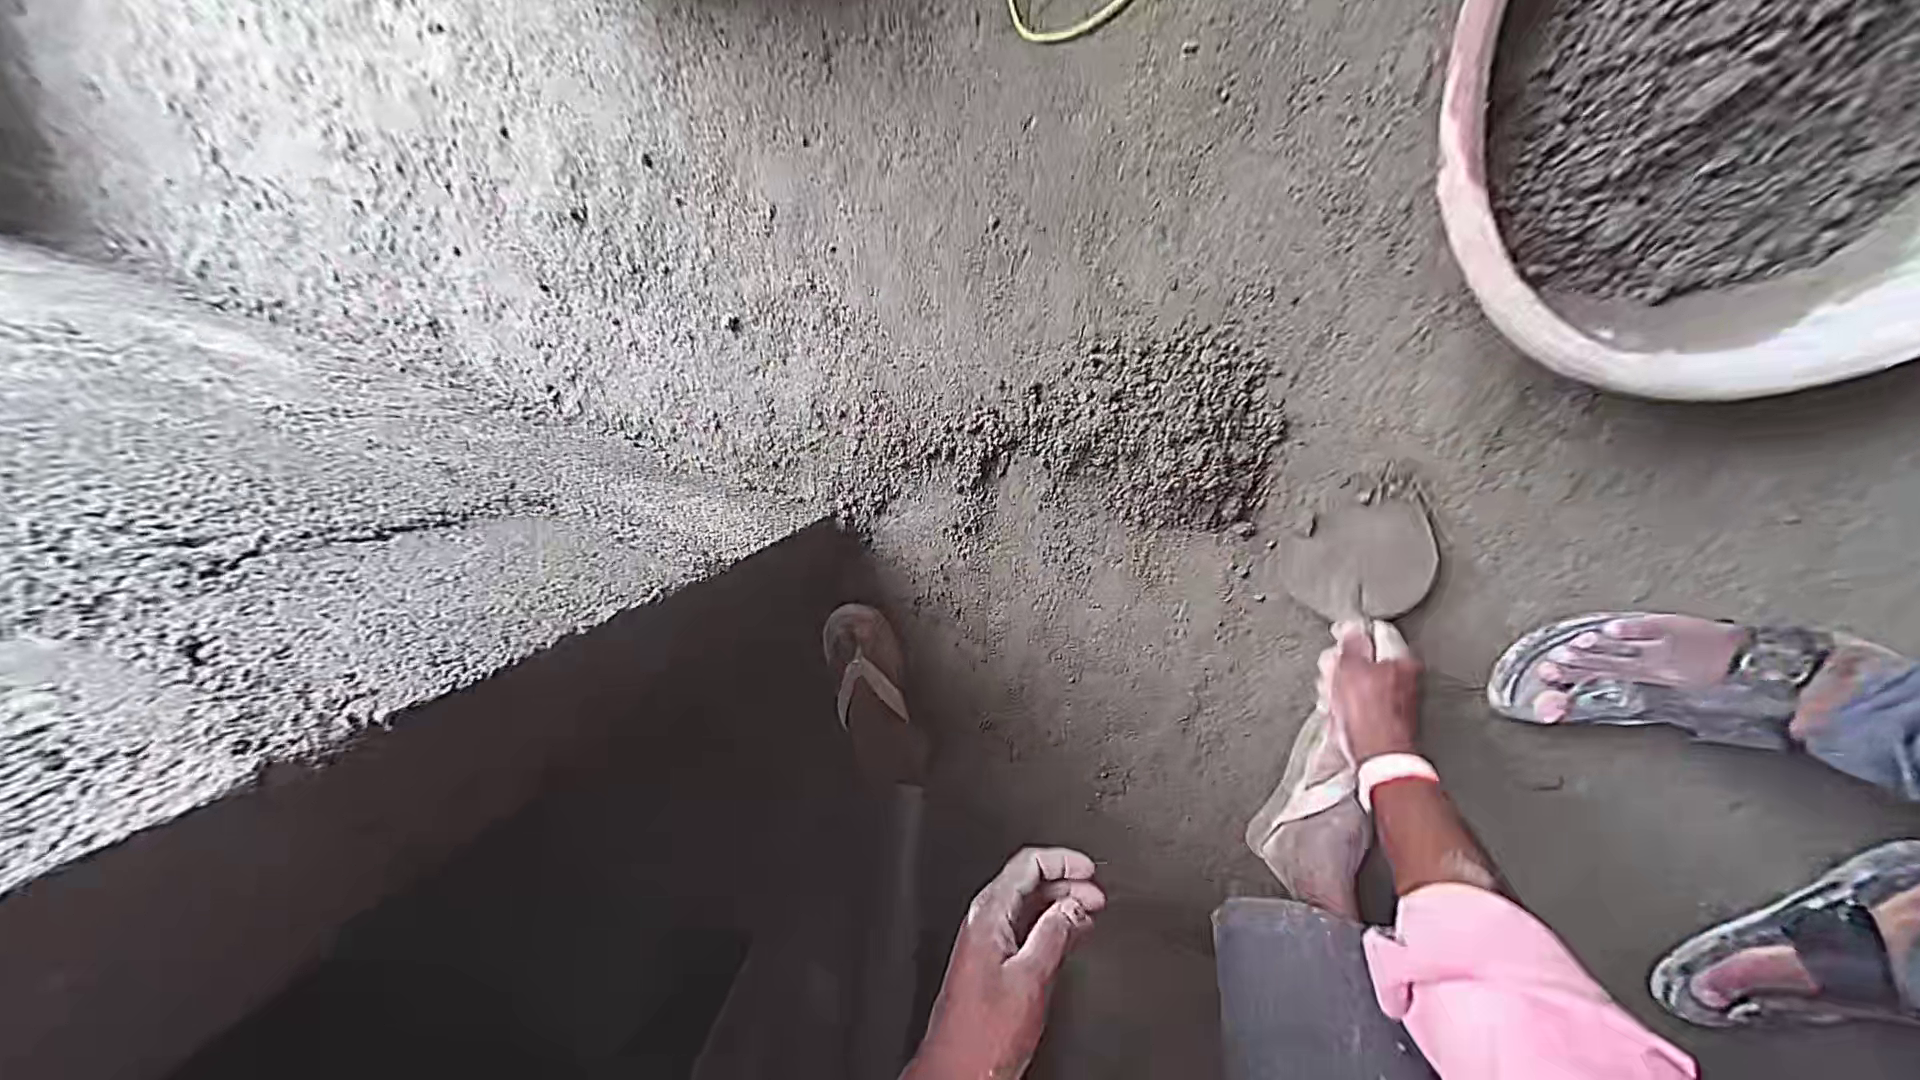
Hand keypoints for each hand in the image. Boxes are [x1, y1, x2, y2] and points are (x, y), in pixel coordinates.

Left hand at [903, 847, 1105, 1079]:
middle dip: (1066, 880)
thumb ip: (1053, 934)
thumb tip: (1074, 904)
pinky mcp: (994, 961)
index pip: (1027, 864)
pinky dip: (1053, 924)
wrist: (957, 1072)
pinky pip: (1028, 927)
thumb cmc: (982, 1034)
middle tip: (1096, 890)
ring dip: (1062, 902)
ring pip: (1030, 904)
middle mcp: (986, 920)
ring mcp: (989, 940)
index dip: (1061, 860)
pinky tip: (1072, 933)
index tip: (1087, 867)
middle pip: (1029, 881)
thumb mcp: (1029, 978)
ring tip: (1090, 908)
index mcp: (989, 912)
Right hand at [1319, 619, 1420, 762]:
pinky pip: (1358, 698)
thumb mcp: (1350, 668)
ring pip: (1357, 677)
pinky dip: (1346, 702)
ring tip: (1335, 698)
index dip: (1351, 633)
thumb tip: (1351, 626)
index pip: (1375, 630)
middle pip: (1363, 655)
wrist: (1377, 756)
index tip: (1337, 637)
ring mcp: (1395, 695)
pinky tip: (1340, 711)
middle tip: (1334, 675)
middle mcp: (1403, 675)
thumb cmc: (1368, 716)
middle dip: (1340, 664)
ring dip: (1338, 685)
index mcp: (1401, 659)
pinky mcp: (1386, 713)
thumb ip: (1351, 642)